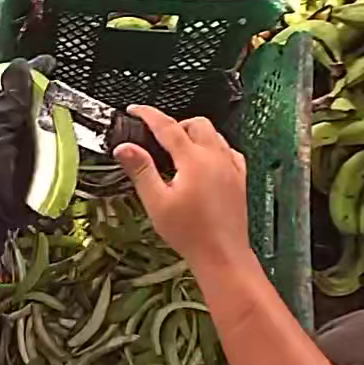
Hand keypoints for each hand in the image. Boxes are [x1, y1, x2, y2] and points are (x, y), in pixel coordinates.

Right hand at [114, 105, 250, 269]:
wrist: (222, 255)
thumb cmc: (189, 233)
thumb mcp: (156, 202)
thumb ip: (141, 170)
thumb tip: (124, 147)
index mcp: (193, 160)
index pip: (167, 126)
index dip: (148, 114)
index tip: (134, 110)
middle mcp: (216, 157)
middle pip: (196, 124)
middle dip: (175, 124)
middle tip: (157, 138)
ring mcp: (231, 167)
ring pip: (214, 134)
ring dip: (194, 134)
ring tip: (178, 149)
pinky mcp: (240, 179)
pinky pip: (228, 150)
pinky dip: (214, 147)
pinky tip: (205, 161)